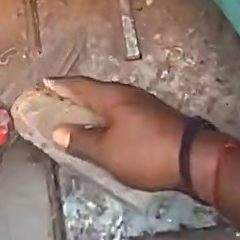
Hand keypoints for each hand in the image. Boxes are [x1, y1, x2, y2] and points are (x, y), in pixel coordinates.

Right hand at [45, 76, 189, 192]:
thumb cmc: (145, 152)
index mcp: (111, 96)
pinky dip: (109, 115)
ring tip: (81, 113)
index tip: (46, 82)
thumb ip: (81, 141)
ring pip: (111, 100)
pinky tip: (109, 126)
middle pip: (96, 90)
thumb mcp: (107, 152)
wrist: (193, 158)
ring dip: (94, 105)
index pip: (80, 85)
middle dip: (77, 94)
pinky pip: (123, 110)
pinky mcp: (155, 116)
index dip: (62, 85)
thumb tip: (58, 130)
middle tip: (60, 98)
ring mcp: (143, 103)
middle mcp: (126, 93)